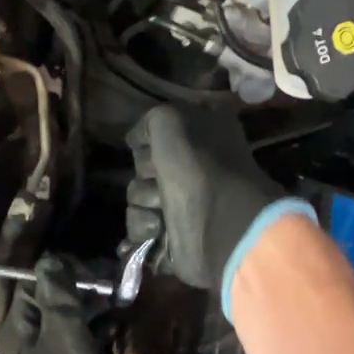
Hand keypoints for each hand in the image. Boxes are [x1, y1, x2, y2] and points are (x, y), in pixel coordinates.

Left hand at [0, 257, 111, 353]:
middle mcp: (24, 333)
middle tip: (116, 281)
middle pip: (52, 293)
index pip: (36, 277)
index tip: (99, 267)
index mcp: (16, 323)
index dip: (67, 267)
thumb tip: (52, 258)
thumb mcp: (65, 336)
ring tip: (121, 297)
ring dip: (92, 303)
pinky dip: (94, 325)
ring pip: (66, 312)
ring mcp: (42, 350)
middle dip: (83, 283)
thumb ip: (59, 295)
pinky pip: (75, 334)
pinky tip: (116, 320)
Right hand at [125, 105, 312, 316]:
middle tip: (161, 180)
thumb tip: (135, 139)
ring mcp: (182, 202)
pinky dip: (142, 227)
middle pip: (143, 166)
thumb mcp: (171, 120)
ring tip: (162, 211)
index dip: (149, 140)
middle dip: (145, 174)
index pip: (156, 132)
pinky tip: (156, 229)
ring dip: (144, 204)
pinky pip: (138, 225)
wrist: (218, 225)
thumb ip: (149, 121)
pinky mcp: (171, 234)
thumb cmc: (199, 166)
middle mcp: (192, 168)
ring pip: (136, 197)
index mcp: (200, 136)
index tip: (153, 147)